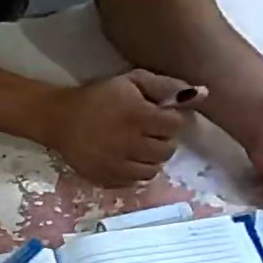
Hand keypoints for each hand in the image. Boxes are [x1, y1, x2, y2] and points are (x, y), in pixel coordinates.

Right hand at [41, 69, 200, 187]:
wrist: (60, 120)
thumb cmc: (98, 96)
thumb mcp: (132, 81)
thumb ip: (167, 87)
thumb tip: (202, 94)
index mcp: (139, 116)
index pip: (178, 126)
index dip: (176, 120)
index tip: (166, 117)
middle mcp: (131, 144)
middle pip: (167, 150)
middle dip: (164, 139)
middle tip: (150, 131)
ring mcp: (118, 165)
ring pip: (153, 169)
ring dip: (151, 158)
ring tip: (140, 146)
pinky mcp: (107, 179)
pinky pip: (134, 181)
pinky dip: (136, 170)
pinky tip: (127, 158)